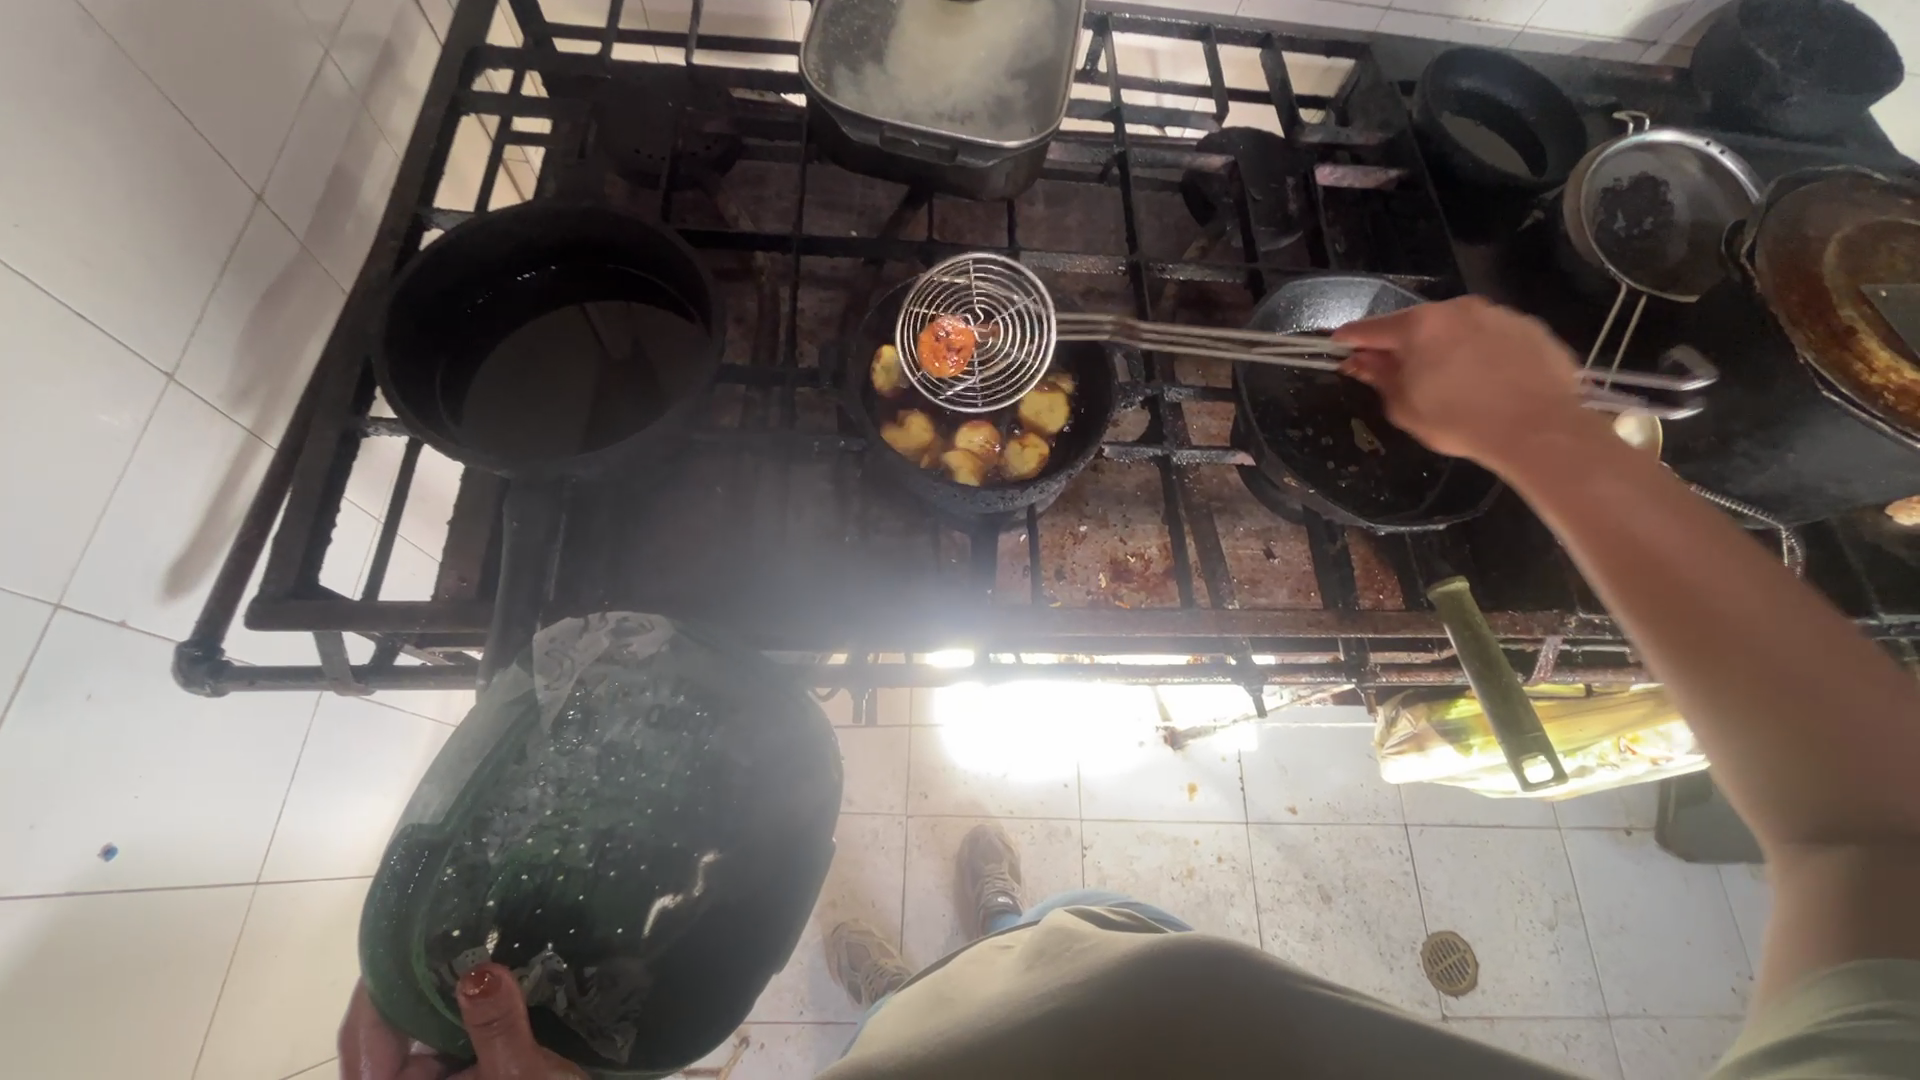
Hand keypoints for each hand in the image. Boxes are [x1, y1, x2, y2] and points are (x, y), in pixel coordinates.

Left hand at [340, 965, 588, 1079]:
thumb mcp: (522, 1077)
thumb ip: (497, 1025)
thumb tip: (479, 967)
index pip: (363, 1052)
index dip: (376, 1002)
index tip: (407, 947)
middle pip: (383, 1045)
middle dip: (411, 991)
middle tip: (447, 933)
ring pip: (416, 1043)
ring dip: (441, 1000)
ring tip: (470, 948)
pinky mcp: (462, 1079)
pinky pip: (442, 1048)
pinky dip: (462, 1015)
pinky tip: (489, 984)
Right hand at [1332, 295, 1598, 469]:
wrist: (1538, 428)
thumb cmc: (1459, 421)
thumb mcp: (1404, 406)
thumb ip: (1380, 377)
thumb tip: (1361, 362)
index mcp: (1420, 326)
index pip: (1371, 328)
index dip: (1350, 339)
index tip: (1337, 345)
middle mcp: (1458, 309)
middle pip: (1417, 324)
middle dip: (1403, 344)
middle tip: (1397, 371)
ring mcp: (1498, 314)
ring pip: (1456, 328)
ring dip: (1443, 346)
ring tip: (1448, 378)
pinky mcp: (1531, 328)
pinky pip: (1492, 336)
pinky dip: (1480, 351)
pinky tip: (1485, 379)